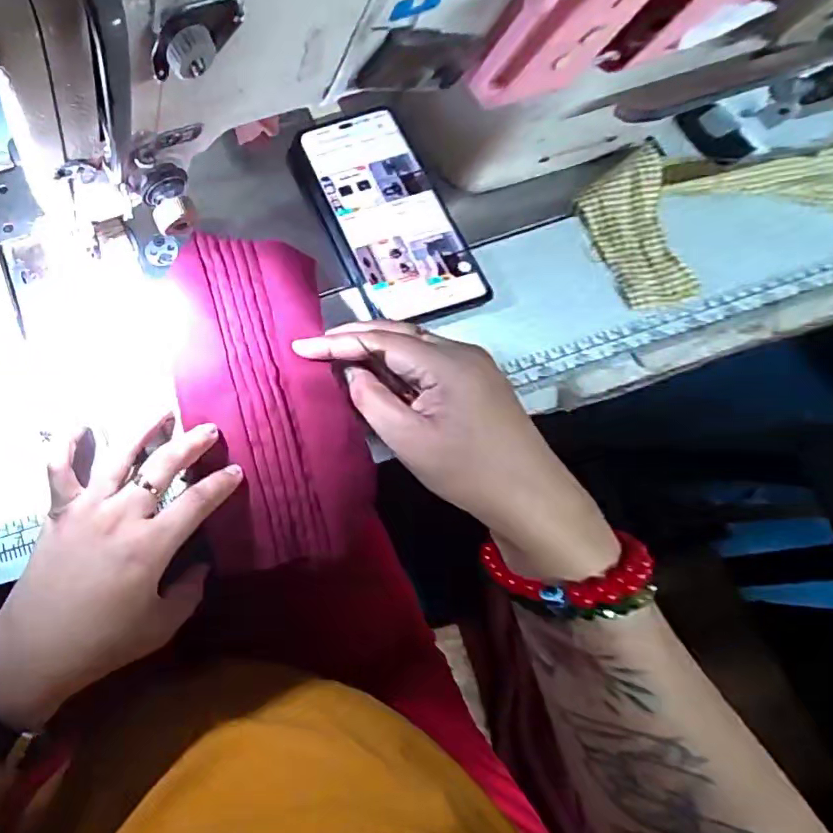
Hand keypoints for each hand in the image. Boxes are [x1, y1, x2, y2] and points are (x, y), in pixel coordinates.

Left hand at [0, 414, 242, 728]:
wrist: (37, 647)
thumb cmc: (103, 642)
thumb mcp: (160, 626)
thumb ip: (188, 592)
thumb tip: (201, 565)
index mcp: (150, 545)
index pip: (196, 502)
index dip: (220, 484)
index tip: (235, 470)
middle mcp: (121, 515)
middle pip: (162, 467)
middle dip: (190, 444)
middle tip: (208, 430)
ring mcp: (87, 507)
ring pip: (119, 456)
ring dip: (144, 430)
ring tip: (163, 412)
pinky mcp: (58, 510)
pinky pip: (59, 467)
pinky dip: (66, 443)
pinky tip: (81, 425)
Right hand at [292, 321, 617, 579]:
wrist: (532, 498)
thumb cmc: (466, 471)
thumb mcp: (408, 439)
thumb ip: (372, 399)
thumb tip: (352, 372)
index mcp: (444, 361)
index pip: (380, 339)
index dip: (337, 341)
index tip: (300, 345)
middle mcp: (460, 351)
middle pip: (398, 334)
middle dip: (355, 337)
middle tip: (316, 347)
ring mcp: (472, 365)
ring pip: (414, 346)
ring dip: (376, 350)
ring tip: (338, 359)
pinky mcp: (477, 381)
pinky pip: (428, 362)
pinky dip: (398, 366)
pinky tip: (379, 377)